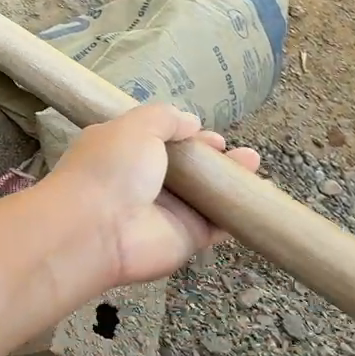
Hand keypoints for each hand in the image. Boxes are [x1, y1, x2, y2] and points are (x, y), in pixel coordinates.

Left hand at [38, 104, 260, 287]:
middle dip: (211, 156)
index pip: (157, 139)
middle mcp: (141, 179)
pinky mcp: (186, 236)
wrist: (96, 228)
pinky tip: (258, 197)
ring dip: (230, 179)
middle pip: (185, 166)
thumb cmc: (110, 168)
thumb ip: (162, 118)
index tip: (206, 133)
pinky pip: (217, 223)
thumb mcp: (133, 127)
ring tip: (251, 163)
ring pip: (205, 193)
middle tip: (235, 151)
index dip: (183, 134)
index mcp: (121, 150)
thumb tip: (190, 122)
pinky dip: (238, 212)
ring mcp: (165, 209)